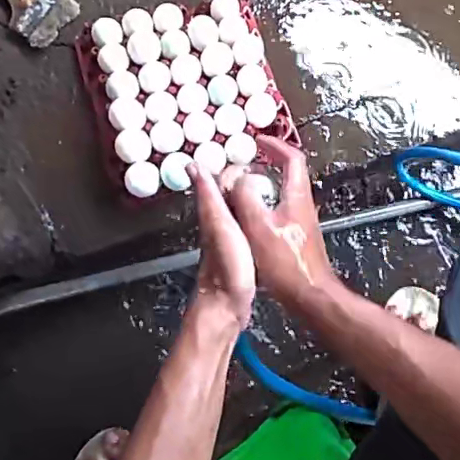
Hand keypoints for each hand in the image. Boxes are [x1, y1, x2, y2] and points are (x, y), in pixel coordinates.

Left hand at [189, 163, 255, 334]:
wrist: (227, 306)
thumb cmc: (226, 265)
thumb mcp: (219, 224)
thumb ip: (208, 195)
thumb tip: (192, 163)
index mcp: (214, 213)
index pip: (221, 182)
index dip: (233, 168)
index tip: (249, 154)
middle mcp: (220, 224)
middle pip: (231, 195)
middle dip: (244, 181)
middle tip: (262, 167)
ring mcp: (230, 239)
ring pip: (238, 211)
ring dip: (249, 198)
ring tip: (266, 187)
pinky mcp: (241, 253)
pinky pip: (247, 227)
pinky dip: (254, 217)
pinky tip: (264, 218)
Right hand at [221, 135, 338, 309]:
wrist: (310, 296)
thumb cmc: (287, 265)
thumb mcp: (259, 227)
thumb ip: (246, 198)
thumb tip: (236, 178)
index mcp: (297, 196)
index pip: (292, 158)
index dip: (276, 145)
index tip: (258, 141)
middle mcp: (302, 204)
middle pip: (287, 173)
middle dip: (265, 163)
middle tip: (244, 162)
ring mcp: (300, 221)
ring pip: (281, 192)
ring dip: (262, 184)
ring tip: (239, 185)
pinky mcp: (295, 236)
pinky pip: (277, 209)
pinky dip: (262, 204)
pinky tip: (246, 216)